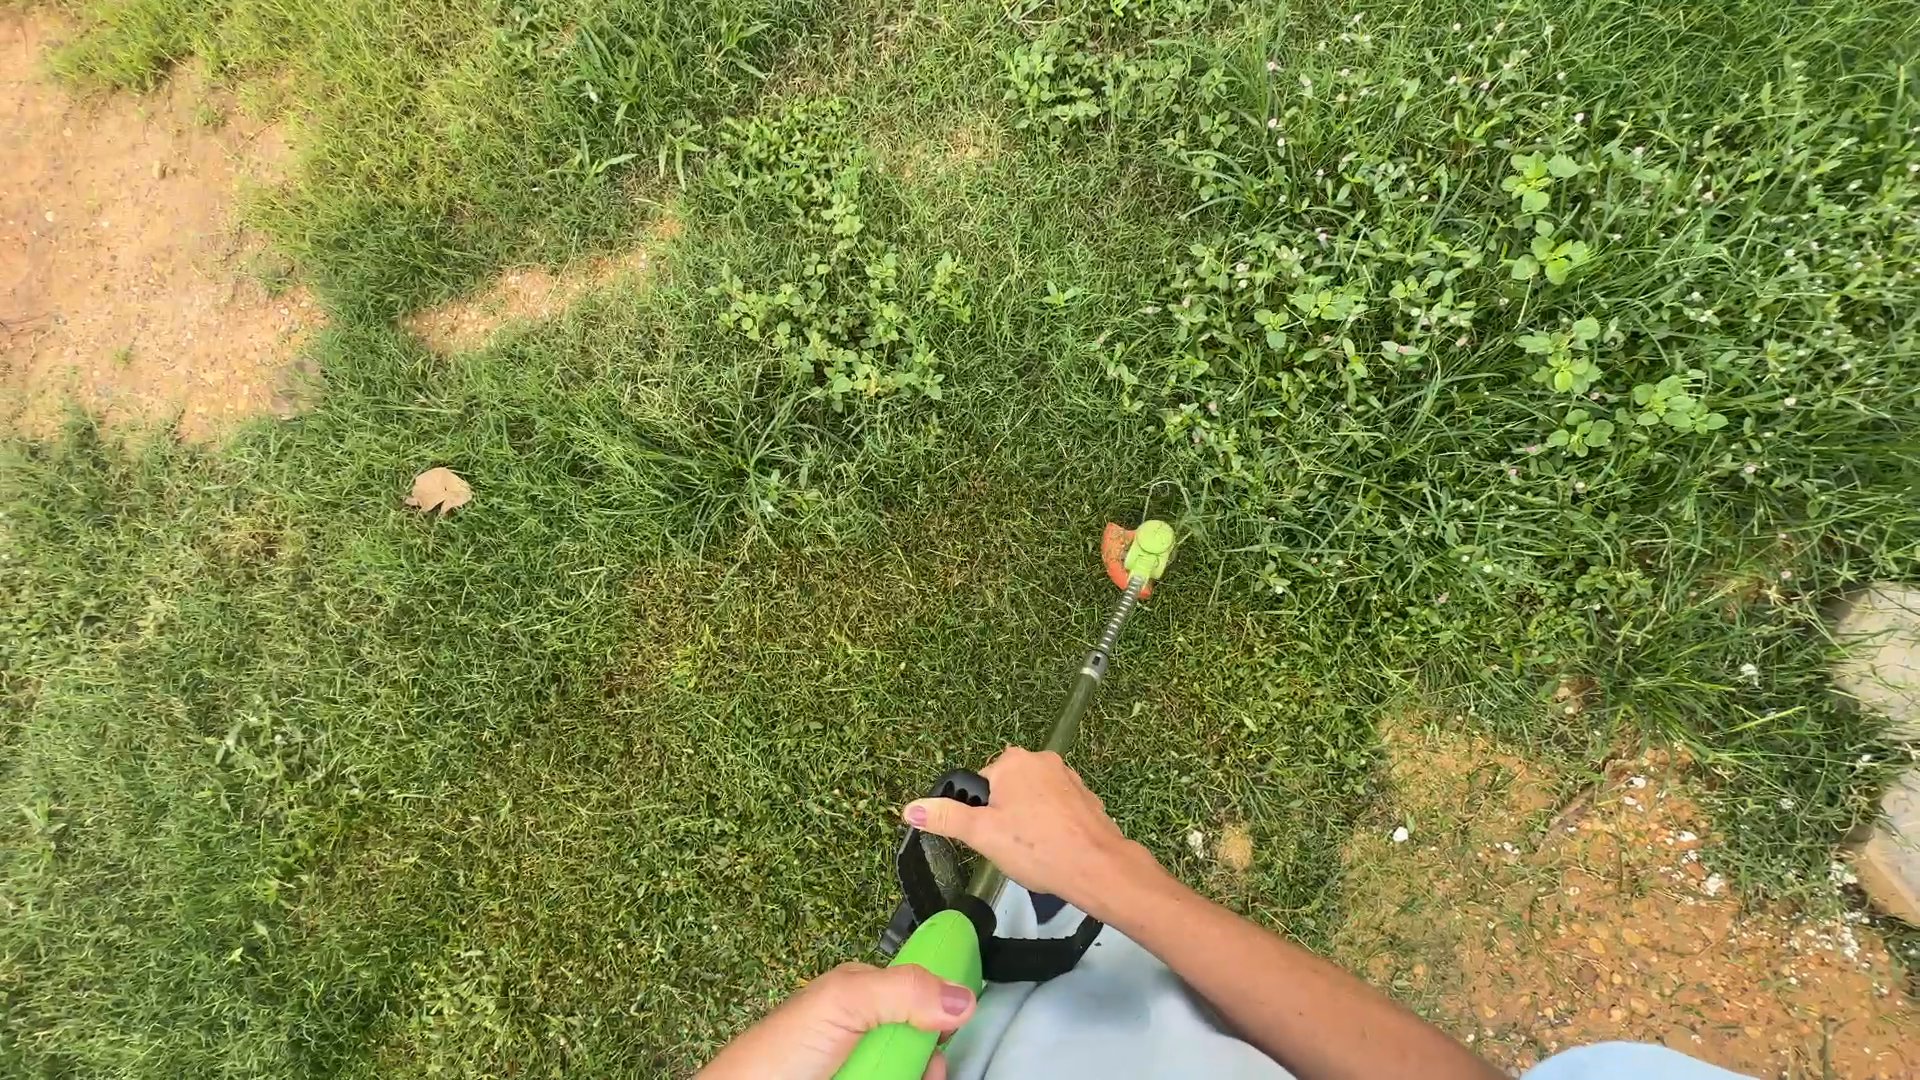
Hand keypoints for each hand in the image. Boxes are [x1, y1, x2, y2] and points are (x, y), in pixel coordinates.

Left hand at [696, 962, 975, 1079]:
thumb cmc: (778, 1056)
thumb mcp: (843, 1003)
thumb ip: (902, 991)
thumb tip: (964, 997)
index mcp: (866, 996)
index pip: (926, 993)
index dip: (944, 1010)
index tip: (952, 1027)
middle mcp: (871, 1035)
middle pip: (928, 1047)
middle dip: (931, 1063)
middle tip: (921, 1070)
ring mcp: (869, 1071)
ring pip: (919, 1073)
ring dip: (920, 1078)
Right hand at [902, 747, 1164, 918]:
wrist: (1097, 866)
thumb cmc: (1037, 848)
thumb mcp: (982, 835)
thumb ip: (945, 818)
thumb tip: (910, 807)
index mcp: (1012, 761)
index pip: (980, 785)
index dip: (980, 815)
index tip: (990, 837)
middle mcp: (1040, 759)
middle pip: (1006, 790)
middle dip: (1004, 817)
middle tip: (1011, 847)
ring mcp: (1066, 776)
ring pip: (1032, 799)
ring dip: (1028, 821)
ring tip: (1034, 851)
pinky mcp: (1085, 796)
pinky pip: (1056, 808)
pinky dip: (1051, 825)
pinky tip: (1053, 849)